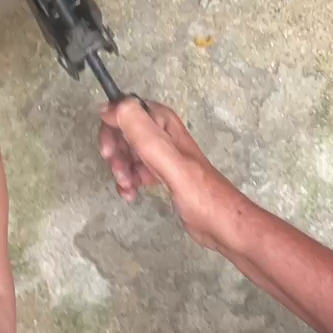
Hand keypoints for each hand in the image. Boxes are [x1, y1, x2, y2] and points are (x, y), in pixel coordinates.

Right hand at [98, 99, 248, 251]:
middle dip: (115, 152)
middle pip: (122, 131)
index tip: (110, 152)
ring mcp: (161, 154)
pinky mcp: (161, 173)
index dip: (112, 127)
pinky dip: (127, 181)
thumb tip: (113, 107)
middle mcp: (162, 133)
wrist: (222, 224)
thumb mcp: (168, 160)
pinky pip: (134, 169)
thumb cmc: (201, 194)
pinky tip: (130, 194)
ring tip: (127, 187)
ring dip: (120, 169)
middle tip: (120, 172)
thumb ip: (143, 133)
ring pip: (126, 152)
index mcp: (164, 122)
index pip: (126, 109)